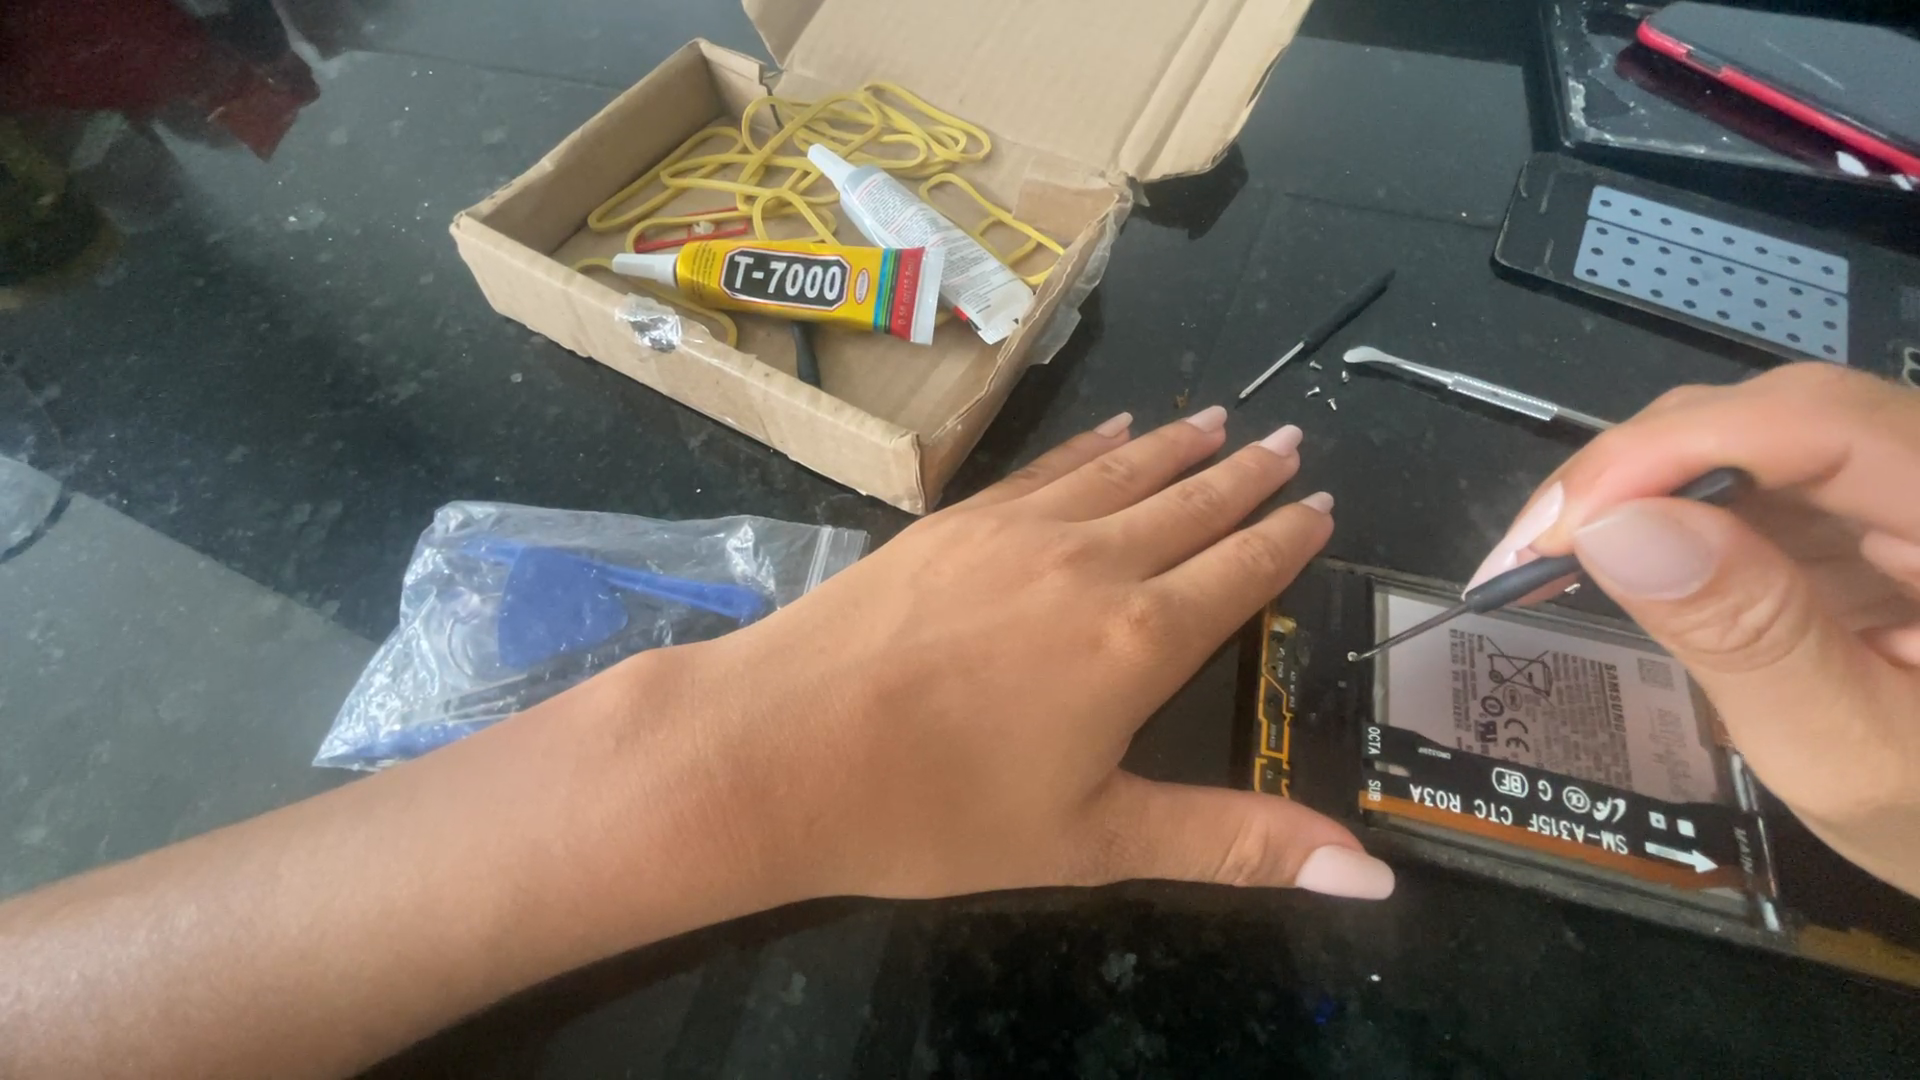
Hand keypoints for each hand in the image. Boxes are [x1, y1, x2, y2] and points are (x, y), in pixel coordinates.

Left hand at [692, 407, 1393, 902]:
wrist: (783, 747)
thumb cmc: (938, 812)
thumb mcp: (1094, 842)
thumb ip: (1233, 843)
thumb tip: (1375, 879)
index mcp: (1136, 642)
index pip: (1238, 573)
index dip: (1285, 539)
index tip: (1320, 505)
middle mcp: (1089, 564)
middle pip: (1189, 506)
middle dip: (1247, 476)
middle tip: (1290, 442)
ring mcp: (1015, 530)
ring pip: (1120, 472)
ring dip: (1176, 445)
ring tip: (1221, 419)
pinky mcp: (955, 520)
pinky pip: (1044, 468)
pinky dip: (1089, 447)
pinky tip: (1112, 430)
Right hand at [1467, 364, 1919, 894]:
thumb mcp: (1847, 752)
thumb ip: (1749, 635)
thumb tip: (1615, 528)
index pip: (1816, 426)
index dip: (1659, 457)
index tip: (1550, 536)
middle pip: (1769, 414)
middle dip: (1626, 472)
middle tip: (1528, 552)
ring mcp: (1906, 486)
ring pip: (1741, 434)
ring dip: (1625, 490)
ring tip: (1548, 557)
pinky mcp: (1861, 510)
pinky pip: (1739, 474)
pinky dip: (1651, 507)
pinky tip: (1605, 550)